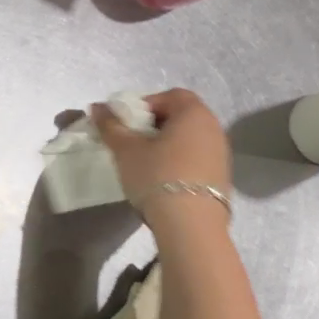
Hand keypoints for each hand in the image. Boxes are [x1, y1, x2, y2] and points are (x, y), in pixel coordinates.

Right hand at [91, 89, 229, 226]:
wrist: (190, 223)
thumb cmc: (156, 175)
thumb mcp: (126, 150)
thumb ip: (111, 125)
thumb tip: (97, 106)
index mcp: (193, 113)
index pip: (170, 95)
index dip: (145, 105)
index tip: (127, 124)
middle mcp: (213, 127)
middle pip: (181, 116)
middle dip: (155, 125)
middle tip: (133, 143)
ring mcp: (221, 152)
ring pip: (189, 138)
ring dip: (167, 145)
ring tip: (146, 164)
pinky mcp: (222, 176)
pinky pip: (196, 158)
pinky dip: (179, 162)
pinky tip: (164, 181)